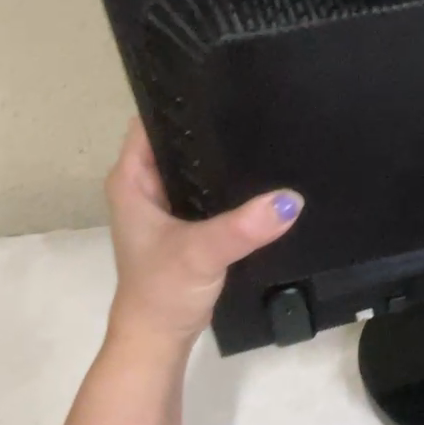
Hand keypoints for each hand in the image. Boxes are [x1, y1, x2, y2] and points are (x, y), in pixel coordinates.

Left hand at [104, 120, 302, 348]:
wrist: (159, 339)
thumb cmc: (163, 291)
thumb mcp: (201, 254)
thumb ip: (242, 228)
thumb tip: (291, 200)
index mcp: (132, 178)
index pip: (154, 121)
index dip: (183, 101)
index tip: (224, 85)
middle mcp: (146, 184)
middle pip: (181, 140)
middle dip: (214, 127)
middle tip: (259, 106)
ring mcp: (167, 205)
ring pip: (198, 167)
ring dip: (225, 158)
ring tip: (266, 133)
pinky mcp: (189, 225)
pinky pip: (211, 192)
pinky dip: (231, 186)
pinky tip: (261, 176)